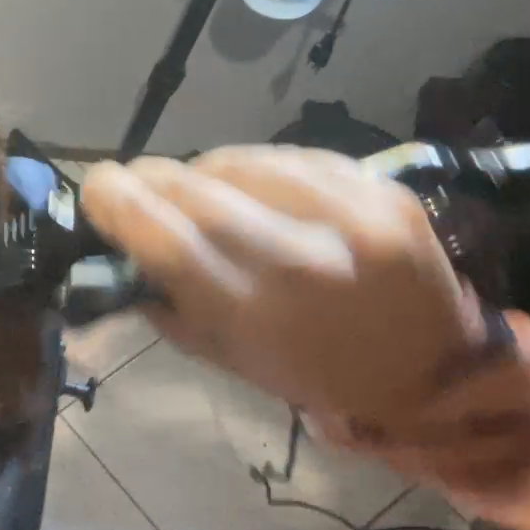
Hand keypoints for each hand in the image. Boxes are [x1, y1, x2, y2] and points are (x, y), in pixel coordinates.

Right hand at [80, 145, 487, 425]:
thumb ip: (162, 296)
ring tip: (196, 185)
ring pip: (239, 162)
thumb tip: (115, 242)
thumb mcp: (219, 353)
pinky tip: (251, 182)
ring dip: (201, 169)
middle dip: (149, 177)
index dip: (116, 201)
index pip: (163, 237)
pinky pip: (291, 157)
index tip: (95, 187)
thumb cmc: (306, 372)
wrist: (434, 372)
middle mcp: (299, 261)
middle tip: (132, 180)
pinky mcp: (382, 192)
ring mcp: (349, 220)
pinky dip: (256, 166)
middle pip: (194, 191)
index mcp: (251, 312)